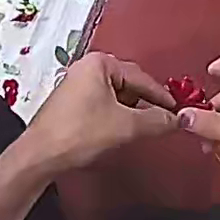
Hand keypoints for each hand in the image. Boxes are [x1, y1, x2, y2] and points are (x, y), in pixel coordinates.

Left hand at [16, 52, 177, 174]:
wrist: (40, 156)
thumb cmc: (82, 133)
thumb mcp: (126, 126)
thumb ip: (156, 120)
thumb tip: (178, 119)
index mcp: (99, 63)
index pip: (141, 77)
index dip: (161, 96)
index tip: (178, 110)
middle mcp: (87, 67)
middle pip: (129, 83)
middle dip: (146, 102)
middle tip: (164, 119)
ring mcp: (77, 84)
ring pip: (116, 94)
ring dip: (132, 110)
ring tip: (146, 127)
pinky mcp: (71, 102)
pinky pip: (103, 102)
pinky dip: (117, 114)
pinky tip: (123, 129)